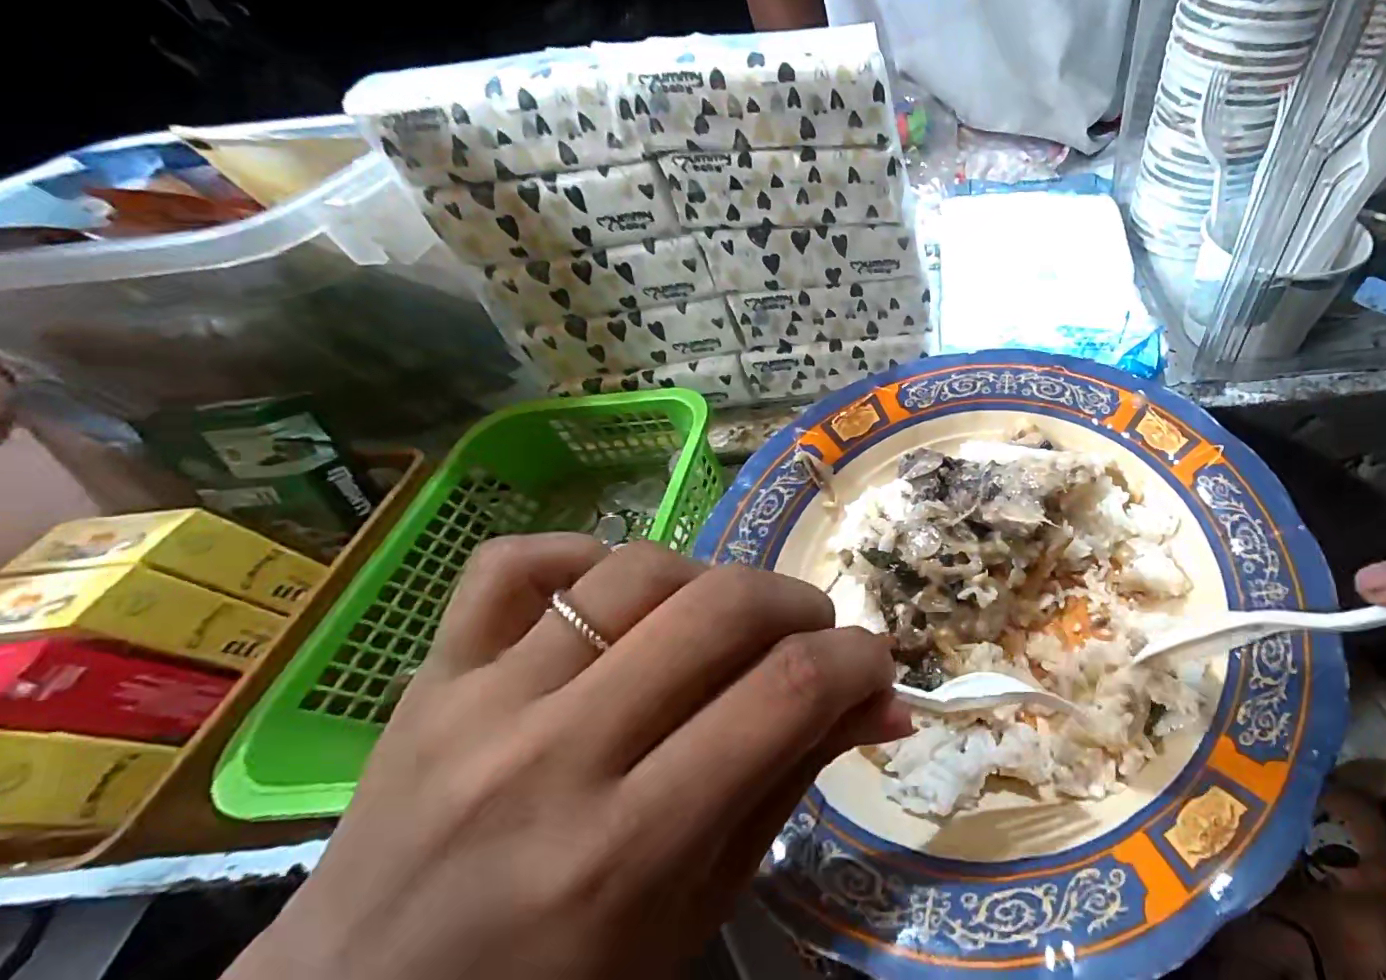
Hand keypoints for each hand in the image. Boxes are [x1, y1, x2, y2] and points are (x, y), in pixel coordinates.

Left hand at [227, 535, 908, 979]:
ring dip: (713, 578)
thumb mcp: (699, 904)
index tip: (876, 663)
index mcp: (627, 851)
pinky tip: (619, 593)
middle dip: (800, 606)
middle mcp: (551, 760)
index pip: (785, 697)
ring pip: (635, 571)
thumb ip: (791, 782)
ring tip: (727, 619)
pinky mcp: (426, 677)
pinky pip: (512, 564)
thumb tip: (886, 702)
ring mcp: (478, 706)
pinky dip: (584, 554)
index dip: (858, 661)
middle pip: (720, 611)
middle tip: (814, 635)